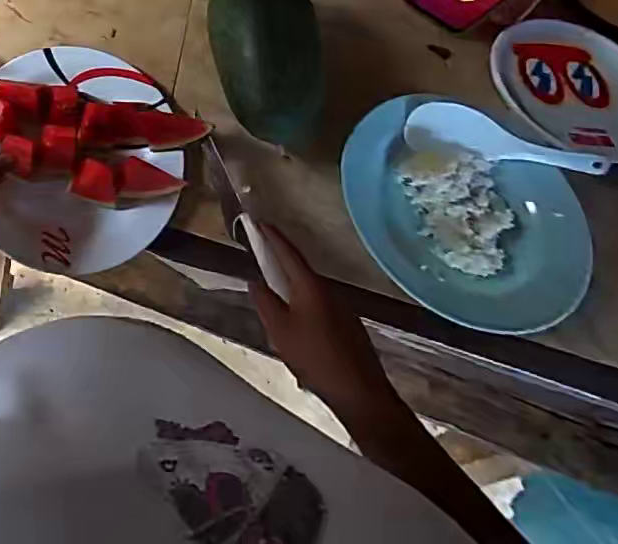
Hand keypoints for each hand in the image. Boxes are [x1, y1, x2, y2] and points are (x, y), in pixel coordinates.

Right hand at [249, 223, 392, 404]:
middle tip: (262, 255)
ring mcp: (342, 310)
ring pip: (310, 291)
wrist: (362, 395)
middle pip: (300, 270)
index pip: (288, 254)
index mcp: (310, 287)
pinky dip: (304, 306)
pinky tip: (297, 328)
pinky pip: (320, 307)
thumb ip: (264, 302)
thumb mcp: (279, 330)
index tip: (260, 223)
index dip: (273, 237)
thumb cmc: (316, 358)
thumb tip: (255, 282)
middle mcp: (329, 292)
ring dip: (292, 288)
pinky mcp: (348, 327)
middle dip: (280, 262)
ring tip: (275, 298)